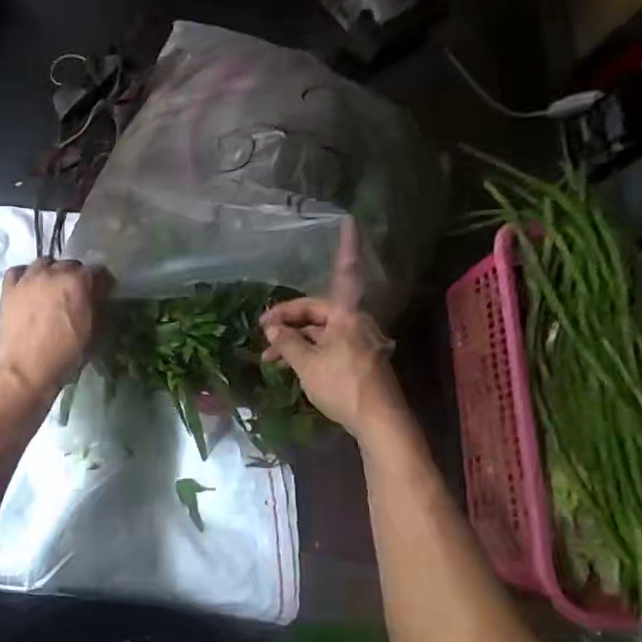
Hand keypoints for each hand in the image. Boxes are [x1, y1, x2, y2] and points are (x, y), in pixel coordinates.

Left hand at [0, 258, 112, 399]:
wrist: (28, 371)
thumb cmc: (67, 356)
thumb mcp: (95, 333)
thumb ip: (99, 306)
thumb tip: (98, 294)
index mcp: (78, 282)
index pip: (97, 271)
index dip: (103, 282)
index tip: (103, 293)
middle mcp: (53, 273)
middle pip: (70, 265)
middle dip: (77, 277)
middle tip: (77, 295)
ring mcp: (28, 278)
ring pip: (45, 263)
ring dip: (52, 273)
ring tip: (52, 290)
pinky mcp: (9, 288)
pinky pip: (19, 271)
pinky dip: (26, 275)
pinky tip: (29, 287)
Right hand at [260, 220, 407, 438]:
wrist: (379, 421)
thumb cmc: (342, 386)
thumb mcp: (307, 365)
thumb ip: (287, 343)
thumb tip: (272, 328)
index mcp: (347, 315)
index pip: (344, 272)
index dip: (345, 247)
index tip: (350, 221)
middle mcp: (358, 322)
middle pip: (320, 312)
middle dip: (290, 322)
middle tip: (263, 333)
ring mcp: (363, 342)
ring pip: (324, 333)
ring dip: (298, 341)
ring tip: (271, 359)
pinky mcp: (364, 360)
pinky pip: (332, 346)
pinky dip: (313, 351)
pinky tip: (294, 366)